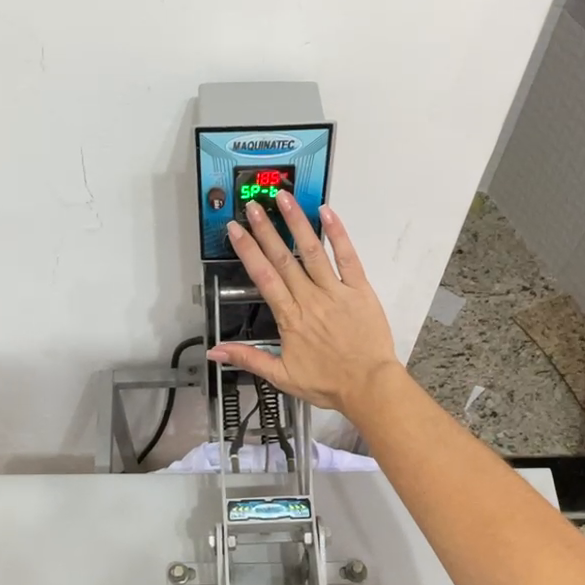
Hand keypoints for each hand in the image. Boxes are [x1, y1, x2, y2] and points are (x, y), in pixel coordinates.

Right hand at [209, 194, 401, 415]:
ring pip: (312, 251)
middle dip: (266, 230)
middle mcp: (310, 299)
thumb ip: (248, 359)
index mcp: (290, 319)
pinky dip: (337, 234)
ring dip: (297, 223)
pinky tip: (327, 213)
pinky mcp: (360, 290)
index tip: (235, 230)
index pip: (263, 278)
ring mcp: (336, 292)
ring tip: (284, 198)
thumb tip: (215, 353)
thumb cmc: (327, 383)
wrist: (368, 387)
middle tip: (252, 206)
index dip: (247, 251)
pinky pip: (348, 258)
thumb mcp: (282, 377)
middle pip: (283, 259)